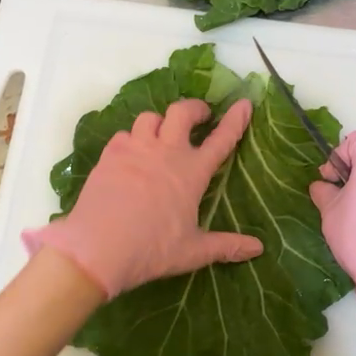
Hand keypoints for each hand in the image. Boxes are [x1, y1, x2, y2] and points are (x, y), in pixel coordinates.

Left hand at [25, 98, 263, 297]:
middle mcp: (165, 152)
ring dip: (160, 122)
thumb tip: (258, 249)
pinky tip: (131, 155)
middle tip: (200, 116)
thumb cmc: (152, 249)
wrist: (97, 248)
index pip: (221, 140)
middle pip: (182, 112)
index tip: (243, 104)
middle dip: (194, 108)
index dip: (235, 120)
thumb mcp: (193, 251)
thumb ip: (226, 246)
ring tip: (162, 135)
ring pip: (150, 117)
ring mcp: (135, 149)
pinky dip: (132, 140)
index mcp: (192, 172)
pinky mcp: (110, 155)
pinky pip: (124, 135)